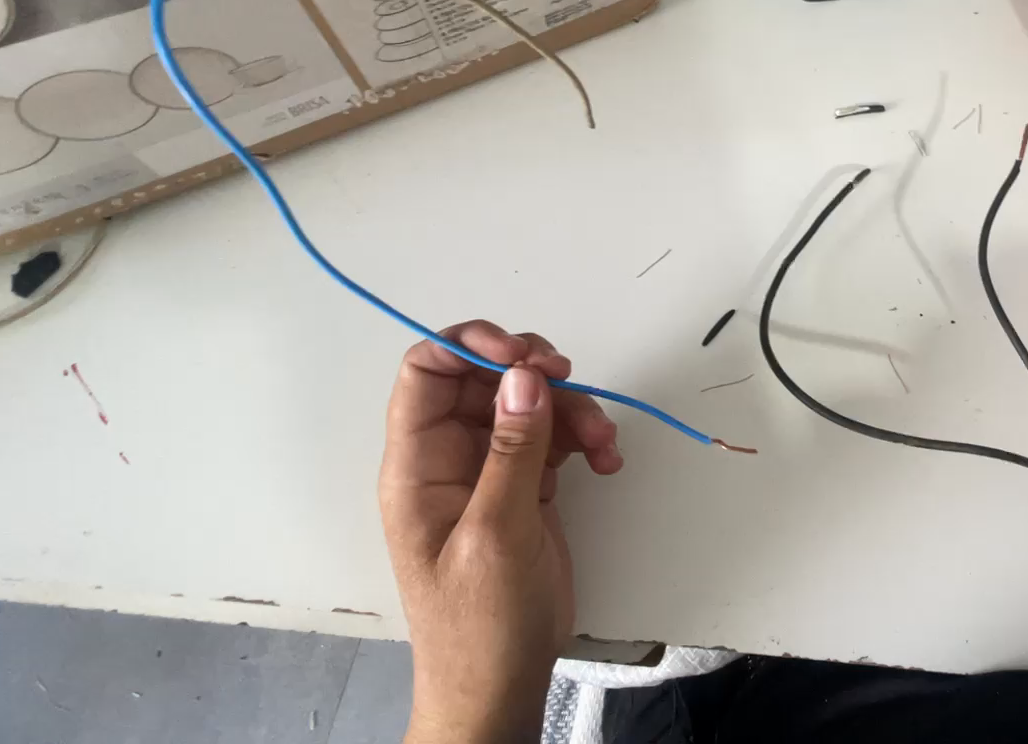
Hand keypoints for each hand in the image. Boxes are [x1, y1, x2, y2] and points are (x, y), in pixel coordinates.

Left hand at [379, 321, 623, 743]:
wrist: (505, 681)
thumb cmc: (481, 620)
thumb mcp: (496, 531)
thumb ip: (512, 450)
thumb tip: (523, 375)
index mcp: (420, 463)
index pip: (427, 372)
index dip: (470, 345)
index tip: (523, 355)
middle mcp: (453, 454)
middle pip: (489, 377)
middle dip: (535, 373)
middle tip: (572, 380)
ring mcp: (494, 467)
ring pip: (533, 402)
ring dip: (575, 411)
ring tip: (603, 445)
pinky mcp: (530, 481)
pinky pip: (558, 434)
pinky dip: (587, 438)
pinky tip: (608, 462)